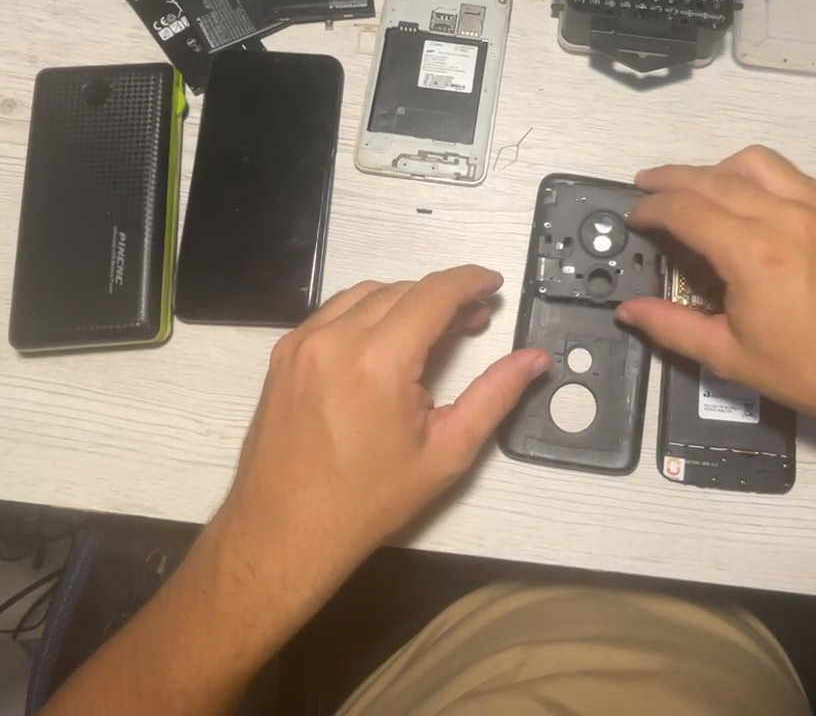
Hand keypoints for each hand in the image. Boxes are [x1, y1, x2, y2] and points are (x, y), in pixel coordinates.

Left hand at [208, 265, 548, 614]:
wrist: (281, 533)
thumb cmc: (369, 500)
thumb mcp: (447, 452)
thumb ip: (495, 396)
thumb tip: (535, 358)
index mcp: (379, 362)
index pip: (434, 293)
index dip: (470, 281)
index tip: (494, 284)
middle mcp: (336, 339)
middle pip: (405, 289)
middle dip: (445, 296)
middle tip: (474, 321)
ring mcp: (303, 342)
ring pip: (369, 293)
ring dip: (408, 300)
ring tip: (434, 329)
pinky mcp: (285, 352)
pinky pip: (336, 310)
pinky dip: (371, 311)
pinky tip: (388, 340)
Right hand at [616, 146, 815, 454]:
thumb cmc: (813, 371)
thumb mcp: (730, 357)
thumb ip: (671, 326)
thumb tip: (628, 310)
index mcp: (752, 254)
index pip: (685, 209)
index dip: (651, 208)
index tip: (635, 217)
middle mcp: (783, 217)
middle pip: (712, 177)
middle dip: (670, 178)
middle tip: (645, 186)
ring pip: (753, 162)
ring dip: (715, 167)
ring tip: (696, 187)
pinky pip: (790, 173)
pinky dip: (757, 174)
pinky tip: (748, 196)